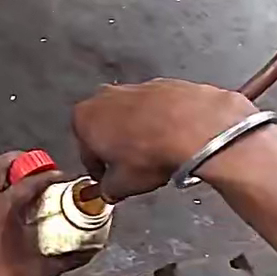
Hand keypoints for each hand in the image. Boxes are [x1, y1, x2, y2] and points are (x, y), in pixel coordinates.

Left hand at [0, 152, 81, 275]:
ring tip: (30, 192)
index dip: (49, 176)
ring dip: (9, 179)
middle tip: (40, 171)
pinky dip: (0, 196)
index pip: (29, 181)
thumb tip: (89, 253)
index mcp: (1, 208)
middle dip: (21, 162)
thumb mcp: (37, 273)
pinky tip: (14, 216)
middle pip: (0, 165)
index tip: (63, 177)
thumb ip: (65, 260)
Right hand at [72, 78, 256, 200]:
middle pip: (106, 129)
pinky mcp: (160, 85)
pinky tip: (170, 141)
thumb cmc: (152, 149)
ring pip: (130, 117)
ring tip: (155, 156)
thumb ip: (108, 189)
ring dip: (138, 134)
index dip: (98, 170)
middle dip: (117, 148)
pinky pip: (155, 109)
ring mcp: (133, 88)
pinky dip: (160, 122)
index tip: (107, 180)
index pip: (85, 151)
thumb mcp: (121, 185)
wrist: (192, 127)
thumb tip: (111, 190)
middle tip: (131, 169)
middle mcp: (105, 97)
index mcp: (84, 118)